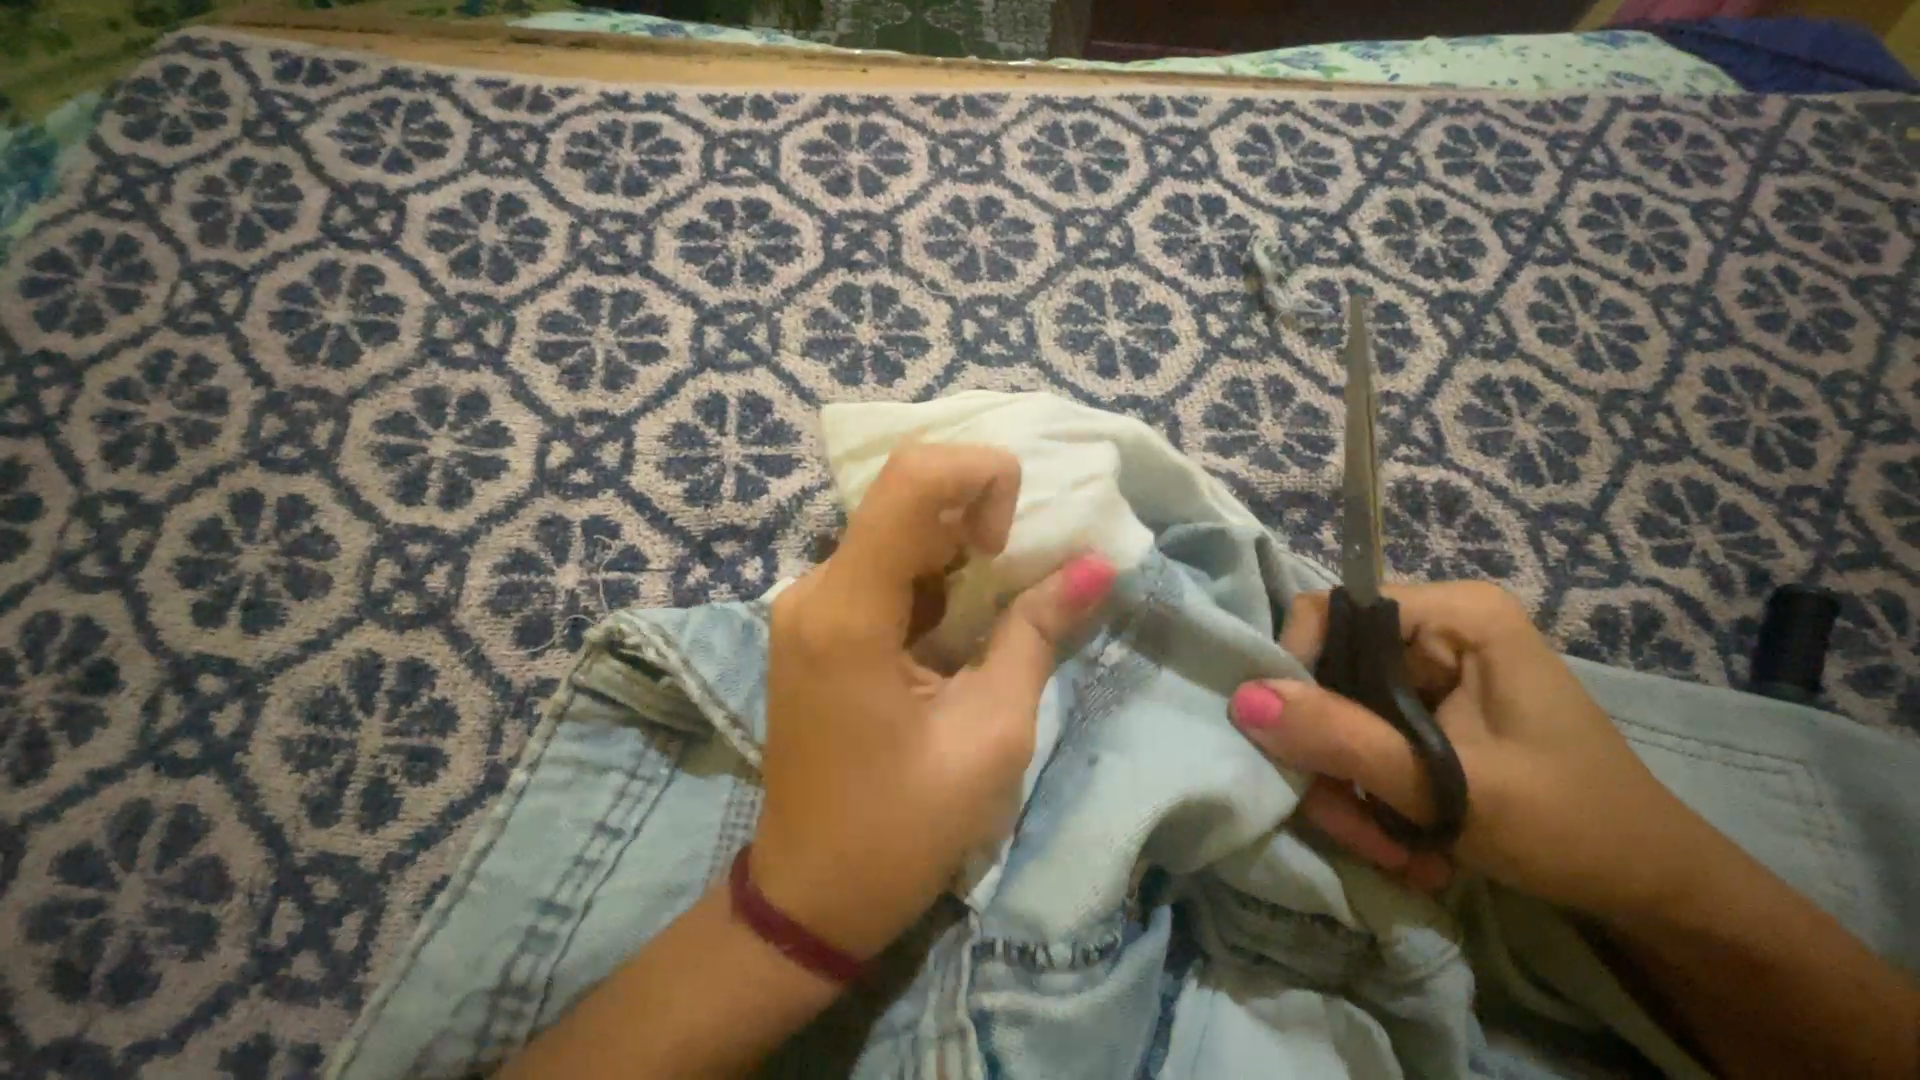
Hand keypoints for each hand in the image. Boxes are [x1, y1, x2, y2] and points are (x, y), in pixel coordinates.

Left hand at [753, 444, 1116, 959]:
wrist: (815, 893)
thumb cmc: (905, 826)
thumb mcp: (992, 732)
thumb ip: (1037, 633)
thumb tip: (1098, 565)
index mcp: (848, 610)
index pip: (912, 476)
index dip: (981, 478)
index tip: (1006, 551)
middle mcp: (813, 589)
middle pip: (905, 503)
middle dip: (975, 527)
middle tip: (1012, 597)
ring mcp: (805, 607)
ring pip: (896, 537)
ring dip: (955, 561)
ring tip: (985, 631)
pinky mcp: (812, 628)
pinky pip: (879, 574)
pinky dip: (929, 587)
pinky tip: (950, 644)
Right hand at [1230, 582, 1714, 919]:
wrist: (1651, 889)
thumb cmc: (1571, 826)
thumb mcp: (1447, 788)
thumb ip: (1344, 739)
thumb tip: (1242, 700)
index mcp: (1458, 615)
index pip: (1331, 613)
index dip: (1299, 674)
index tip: (1299, 749)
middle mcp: (1438, 629)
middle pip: (1331, 674)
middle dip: (1335, 758)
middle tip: (1360, 829)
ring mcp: (1433, 673)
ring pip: (1341, 716)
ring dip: (1352, 792)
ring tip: (1395, 852)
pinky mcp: (1430, 714)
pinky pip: (1365, 740)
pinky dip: (1372, 795)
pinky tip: (1406, 845)